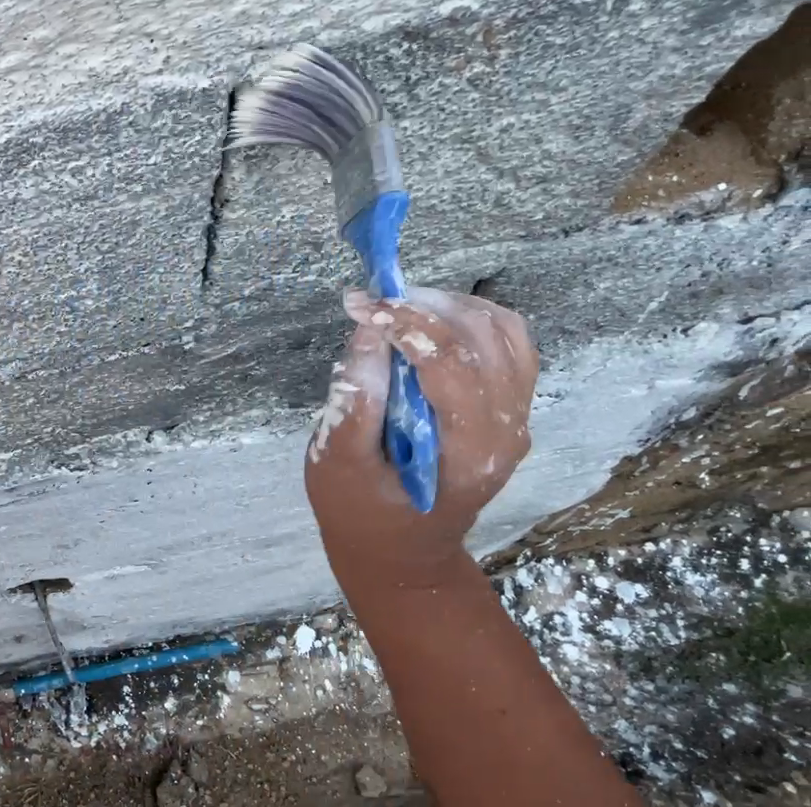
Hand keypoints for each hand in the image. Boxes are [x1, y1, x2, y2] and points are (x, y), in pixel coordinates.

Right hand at [306, 287, 539, 590]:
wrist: (400, 549)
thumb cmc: (360, 509)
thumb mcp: (338, 464)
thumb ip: (355, 402)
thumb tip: (367, 334)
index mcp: (467, 448)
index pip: (451, 362)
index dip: (405, 323)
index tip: (356, 304)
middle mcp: (506, 429)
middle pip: (486, 339)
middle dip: (425, 307)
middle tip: (371, 302)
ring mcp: (514, 419)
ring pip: (506, 334)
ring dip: (451, 308)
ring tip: (397, 307)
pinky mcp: (506, 410)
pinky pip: (507, 346)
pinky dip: (468, 321)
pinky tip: (426, 324)